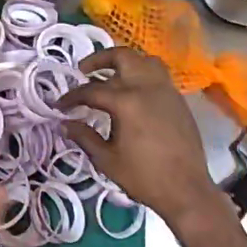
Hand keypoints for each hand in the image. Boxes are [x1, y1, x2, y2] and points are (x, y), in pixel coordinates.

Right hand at [57, 47, 228, 226]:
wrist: (186, 190)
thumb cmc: (143, 177)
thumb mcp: (106, 160)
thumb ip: (84, 137)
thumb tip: (65, 124)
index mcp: (127, 102)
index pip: (92, 90)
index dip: (72, 97)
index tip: (60, 105)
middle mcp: (148, 87)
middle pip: (122, 57)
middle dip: (99, 60)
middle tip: (83, 72)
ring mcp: (167, 91)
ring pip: (144, 61)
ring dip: (125, 63)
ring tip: (111, 76)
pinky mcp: (178, 100)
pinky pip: (158, 75)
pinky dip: (141, 74)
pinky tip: (133, 93)